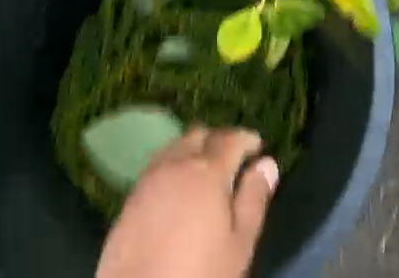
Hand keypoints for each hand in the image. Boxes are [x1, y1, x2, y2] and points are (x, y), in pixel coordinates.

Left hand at [96, 126, 279, 277]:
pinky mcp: (131, 198)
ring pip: (174, 147)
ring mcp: (149, 179)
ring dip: (192, 150)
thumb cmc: (199, 274)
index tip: (258, 147)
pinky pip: (157, 166)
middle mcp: (176, 165)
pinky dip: (172, 166)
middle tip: (232, 159)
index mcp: (207, 172)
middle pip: (199, 135)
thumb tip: (267, 164)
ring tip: (204, 172)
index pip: (230, 138)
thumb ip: (254, 199)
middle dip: (218, 140)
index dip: (247, 139)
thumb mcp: (239, 244)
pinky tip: (177, 189)